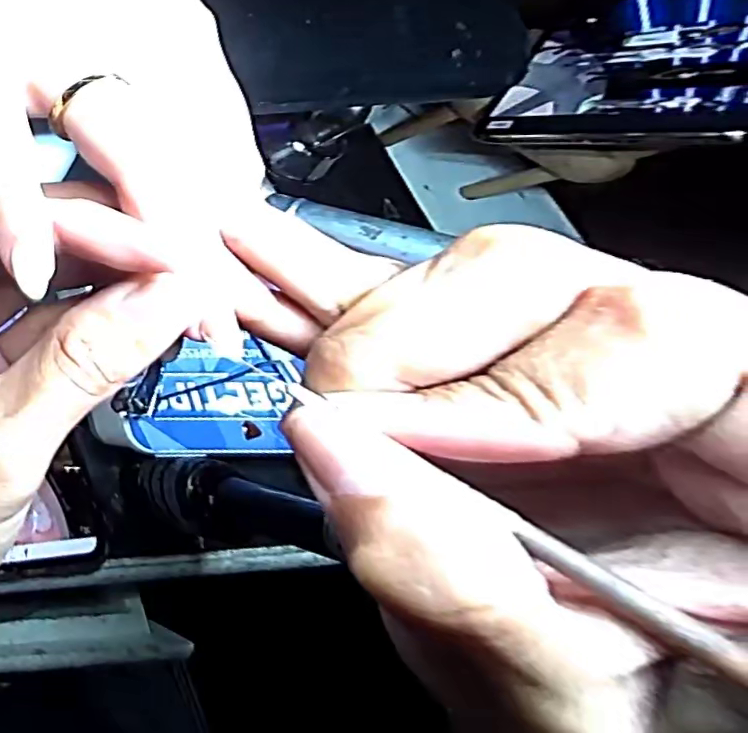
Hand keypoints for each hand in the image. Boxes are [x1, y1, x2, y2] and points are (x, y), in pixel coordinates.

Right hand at [0, 0, 262, 340]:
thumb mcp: (143, 5)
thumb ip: (178, 83)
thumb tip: (213, 162)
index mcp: (183, 42)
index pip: (230, 152)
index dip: (244, 228)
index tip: (253, 289)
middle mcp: (139, 54)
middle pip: (195, 169)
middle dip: (218, 256)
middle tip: (233, 332)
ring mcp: (56, 63)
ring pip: (124, 164)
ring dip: (151, 247)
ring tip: (167, 320)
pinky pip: (7, 154)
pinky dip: (20, 214)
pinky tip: (31, 268)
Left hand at [0, 184, 197, 653]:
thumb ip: (79, 367)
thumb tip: (166, 297)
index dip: (63, 222)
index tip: (149, 240)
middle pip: (5, 243)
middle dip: (91, 246)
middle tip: (178, 256)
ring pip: (27, 280)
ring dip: (99, 281)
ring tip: (177, 284)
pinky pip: (32, 326)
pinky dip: (86, 324)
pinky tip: (142, 318)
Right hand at [226, 206, 747, 730]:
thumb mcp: (565, 698)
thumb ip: (463, 583)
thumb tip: (335, 449)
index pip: (661, 342)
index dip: (510, 384)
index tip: (391, 437)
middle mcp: (691, 396)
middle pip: (536, 280)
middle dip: (399, 342)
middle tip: (332, 410)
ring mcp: (572, 369)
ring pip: (450, 277)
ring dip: (340, 309)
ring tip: (255, 304)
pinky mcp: (477, 367)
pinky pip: (391, 301)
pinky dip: (314, 288)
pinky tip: (255, 257)